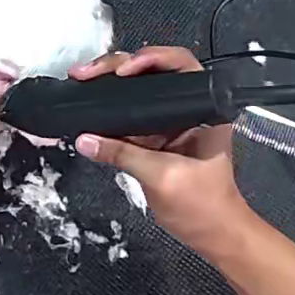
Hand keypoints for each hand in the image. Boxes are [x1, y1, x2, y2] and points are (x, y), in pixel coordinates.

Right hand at [69, 46, 259, 258]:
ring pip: (137, 91)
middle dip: (117, 67)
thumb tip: (83, 140)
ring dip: (109, 84)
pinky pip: (129, 116)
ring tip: (81, 80)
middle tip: (85, 72)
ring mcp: (169, 122)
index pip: (180, 65)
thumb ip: (122, 154)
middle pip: (152, 73)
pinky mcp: (154, 138)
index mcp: (203, 108)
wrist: (214, 235)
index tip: (124, 71)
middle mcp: (187, 108)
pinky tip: (87, 104)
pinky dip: (108, 110)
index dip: (151, 59)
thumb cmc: (202, 205)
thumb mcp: (162, 176)